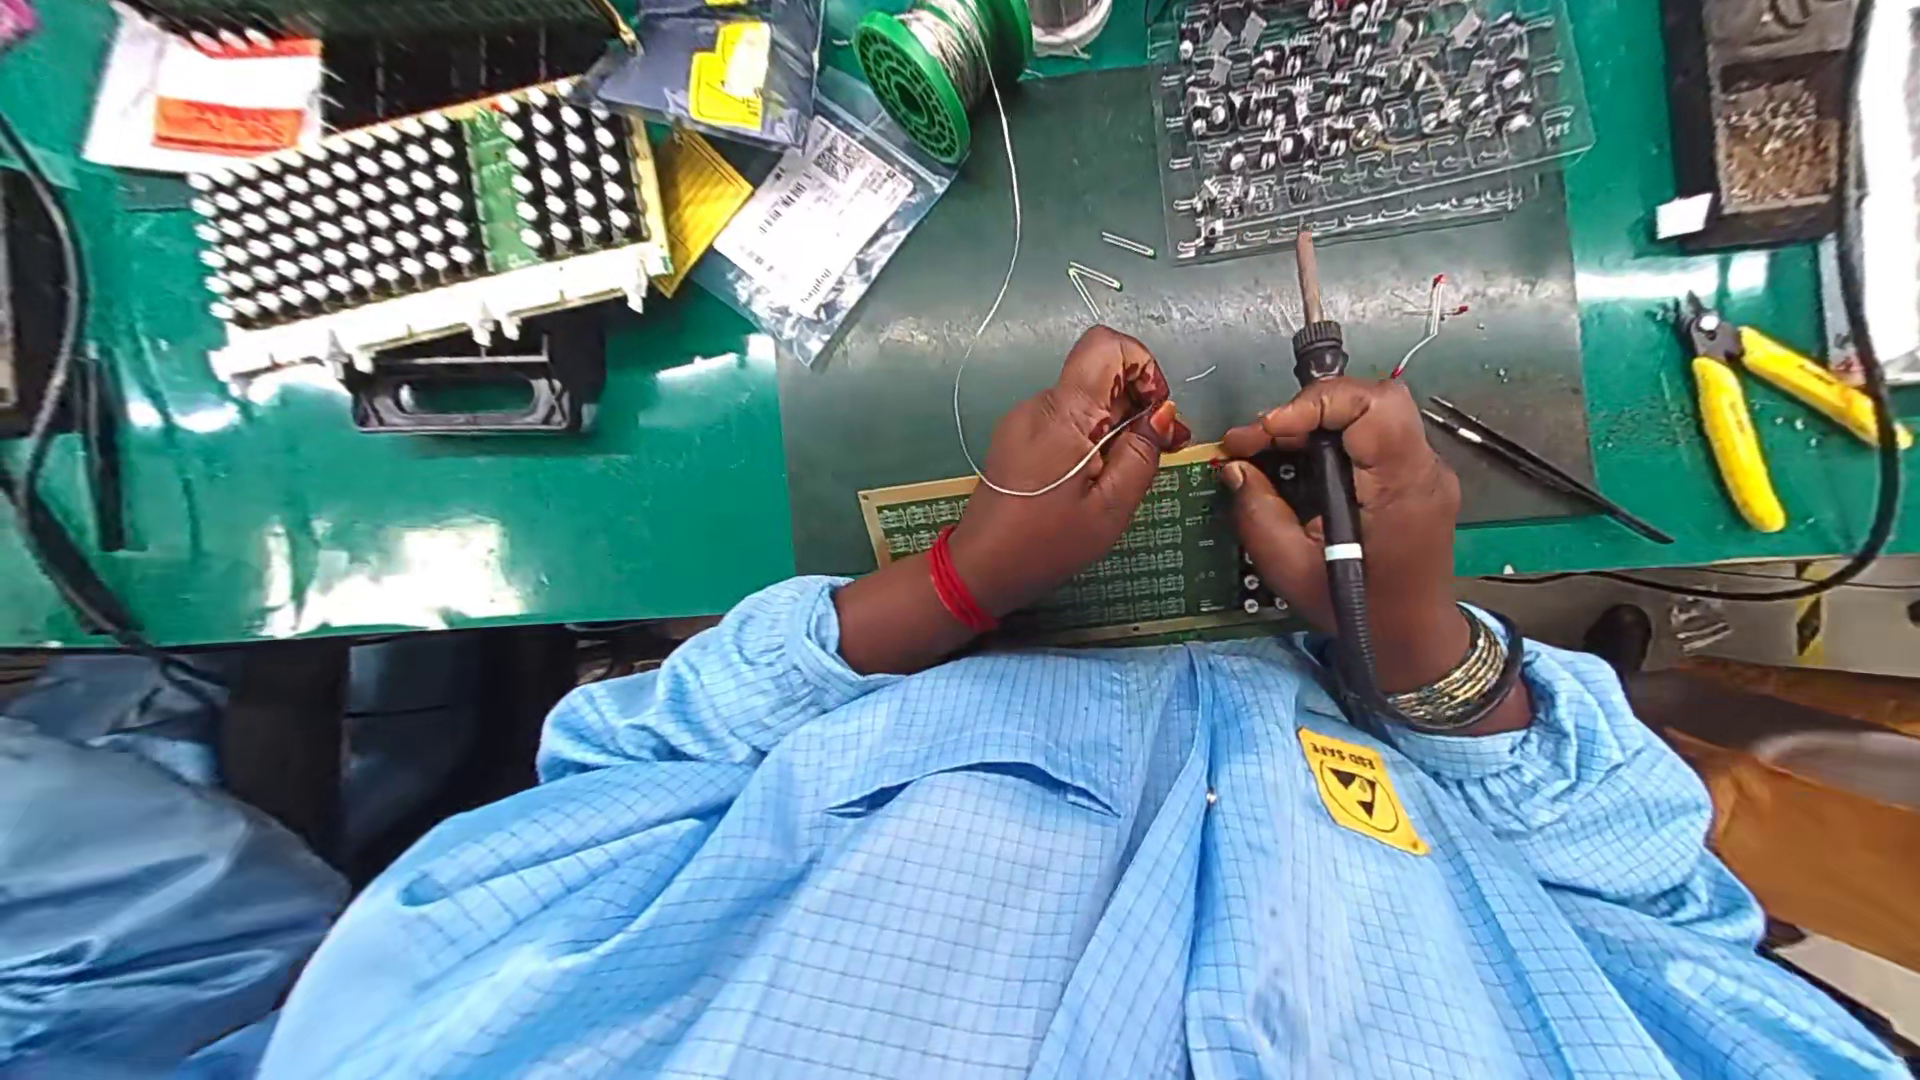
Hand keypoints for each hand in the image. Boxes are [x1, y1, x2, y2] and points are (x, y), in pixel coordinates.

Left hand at [949, 326, 1191, 615]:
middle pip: (1098, 373)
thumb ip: (1142, 452)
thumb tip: (1162, 411)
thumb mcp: (1111, 507)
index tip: (1156, 412)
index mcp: (1063, 414)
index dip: (1142, 366)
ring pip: (1083, 399)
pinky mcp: (1015, 437)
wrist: (981, 567)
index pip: (1106, 345)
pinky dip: (1089, 436)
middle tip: (1162, 448)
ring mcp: (1022, 419)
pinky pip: (1063, 420)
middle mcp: (1038, 405)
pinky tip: (1096, 474)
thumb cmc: (1047, 544)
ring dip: (1115, 423)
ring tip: (1128, 470)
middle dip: (1137, 402)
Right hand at [1220, 377, 1467, 692]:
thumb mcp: (1290, 567)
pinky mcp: (1407, 476)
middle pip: (1370, 399)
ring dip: (1309, 422)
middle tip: (1255, 439)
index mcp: (1400, 488)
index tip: (1266, 430)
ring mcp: (1420, 470)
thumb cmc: (1356, 608)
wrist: (1411, 636)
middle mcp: (1421, 469)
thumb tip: (1235, 469)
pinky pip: (1367, 435)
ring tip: (1263, 448)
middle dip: (1304, 409)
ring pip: (1367, 411)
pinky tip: (1291, 459)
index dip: (1313, 404)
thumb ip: (1258, 513)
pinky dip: (1324, 437)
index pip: (1372, 405)